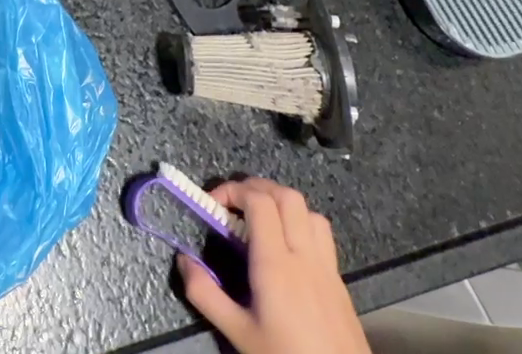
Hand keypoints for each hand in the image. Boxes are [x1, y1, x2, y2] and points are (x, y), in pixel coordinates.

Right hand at [179, 178, 370, 353]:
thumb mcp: (237, 332)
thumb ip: (204, 293)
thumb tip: (183, 259)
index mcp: (276, 265)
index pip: (260, 202)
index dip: (233, 190)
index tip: (212, 204)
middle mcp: (304, 256)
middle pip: (287, 196)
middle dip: (256, 188)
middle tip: (232, 203)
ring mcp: (326, 266)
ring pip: (309, 210)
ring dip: (281, 203)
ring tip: (258, 218)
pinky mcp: (339, 279)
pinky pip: (321, 233)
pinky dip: (299, 222)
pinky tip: (284, 244)